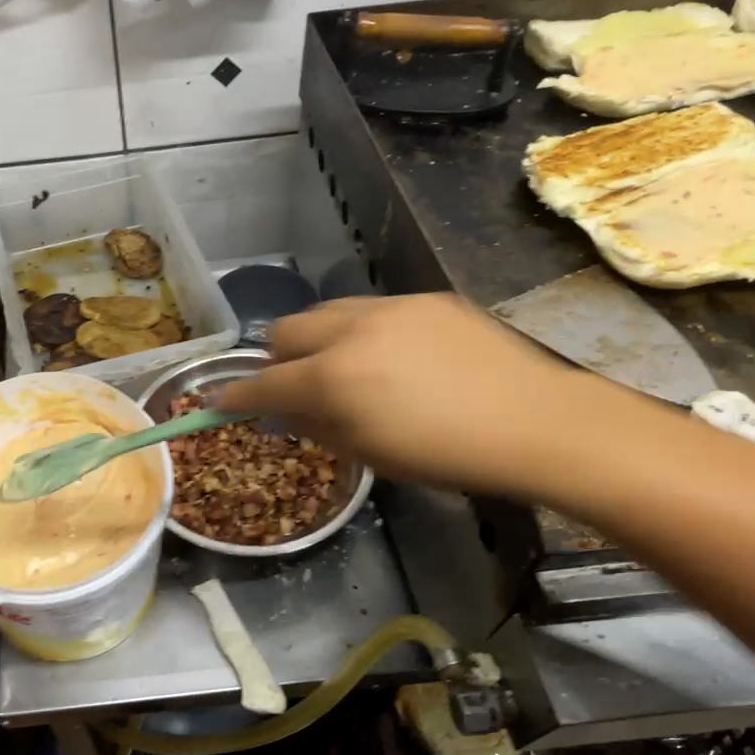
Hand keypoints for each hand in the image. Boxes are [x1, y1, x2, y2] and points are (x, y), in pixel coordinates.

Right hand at [216, 293, 610, 497]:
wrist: (536, 422)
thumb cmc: (447, 455)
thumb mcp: (370, 454)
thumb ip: (317, 426)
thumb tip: (287, 411)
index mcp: (334, 378)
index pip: (265, 384)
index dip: (236, 395)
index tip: (219, 399)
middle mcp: (352, 331)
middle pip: (285, 332)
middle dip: (278, 360)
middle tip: (296, 386)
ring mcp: (390, 308)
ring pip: (326, 312)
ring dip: (318, 340)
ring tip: (344, 366)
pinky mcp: (425, 299)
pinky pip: (373, 310)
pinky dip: (364, 332)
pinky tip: (395, 357)